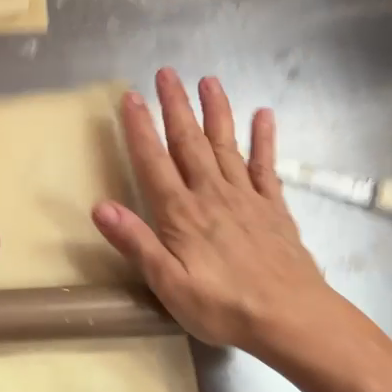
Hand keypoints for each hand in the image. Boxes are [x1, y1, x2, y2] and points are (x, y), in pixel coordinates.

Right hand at [91, 68, 339, 360]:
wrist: (292, 318)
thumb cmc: (222, 306)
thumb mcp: (167, 283)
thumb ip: (135, 242)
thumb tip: (99, 207)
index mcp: (180, 213)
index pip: (153, 162)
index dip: (140, 129)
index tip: (131, 97)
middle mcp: (211, 195)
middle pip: (189, 143)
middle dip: (175, 106)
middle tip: (166, 73)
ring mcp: (246, 198)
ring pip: (225, 145)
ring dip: (215, 111)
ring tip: (208, 80)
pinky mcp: (274, 208)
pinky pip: (266, 166)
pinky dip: (263, 139)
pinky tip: (263, 116)